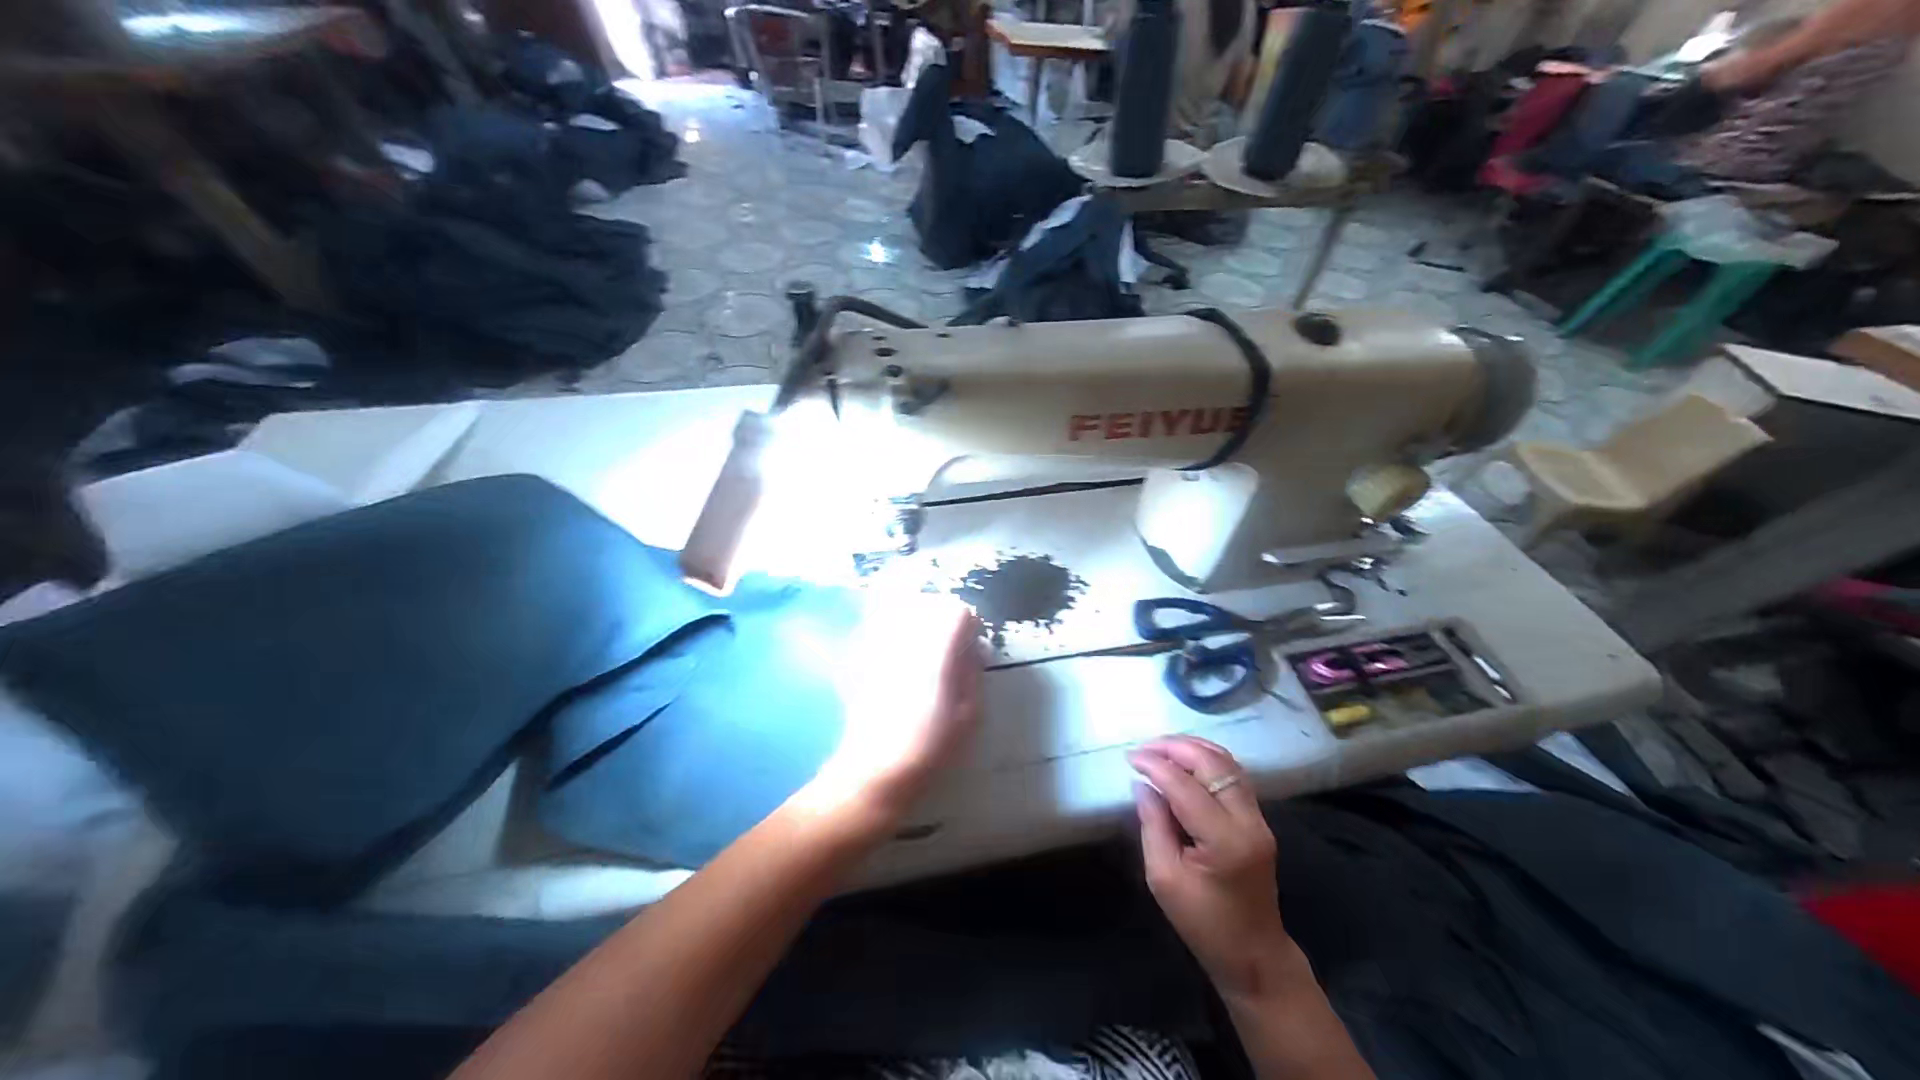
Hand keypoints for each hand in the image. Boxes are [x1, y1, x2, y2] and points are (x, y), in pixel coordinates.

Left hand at [803, 593, 983, 827]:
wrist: (876, 771)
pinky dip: (885, 629)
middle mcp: (905, 637)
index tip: (971, 646)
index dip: (968, 626)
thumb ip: (972, 671)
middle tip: (947, 645)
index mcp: (937, 650)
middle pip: (927, 602)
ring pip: (897, 606)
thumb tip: (972, 648)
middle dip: (941, 617)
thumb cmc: (931, 746)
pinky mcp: (855, 656)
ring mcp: (876, 643)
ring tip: (919, 643)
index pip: (957, 611)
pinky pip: (872, 625)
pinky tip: (891, 654)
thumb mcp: (970, 712)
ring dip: (913, 617)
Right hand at [1129, 736, 1298, 999]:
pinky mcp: (1259, 821)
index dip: (1156, 766)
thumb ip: (1153, 825)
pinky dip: (1208, 762)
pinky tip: (1184, 763)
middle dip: (1176, 748)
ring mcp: (1259, 820)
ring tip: (1160, 749)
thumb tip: (1143, 785)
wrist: (1254, 954)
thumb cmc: (1203, 924)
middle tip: (1144, 748)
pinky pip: (1234, 777)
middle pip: (1213, 765)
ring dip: (1194, 750)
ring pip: (1228, 764)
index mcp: (1224, 841)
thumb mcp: (1163, 877)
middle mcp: (1249, 822)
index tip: (1130, 758)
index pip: (1185, 786)